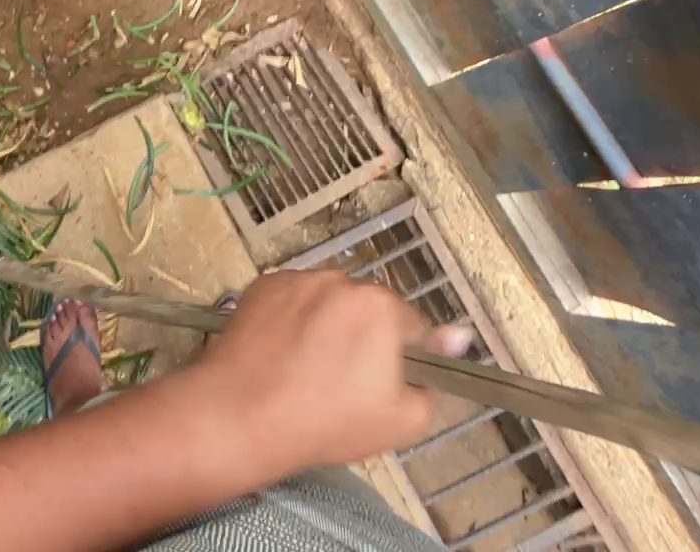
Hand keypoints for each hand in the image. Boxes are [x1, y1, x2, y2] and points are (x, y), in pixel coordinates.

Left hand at [187, 269, 474, 475]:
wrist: (243, 412)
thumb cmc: (328, 420)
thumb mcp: (403, 420)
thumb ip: (434, 379)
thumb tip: (457, 338)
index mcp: (380, 305)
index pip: (411, 325)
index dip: (404, 355)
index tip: (385, 379)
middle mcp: (338, 279)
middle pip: (365, 307)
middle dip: (363, 335)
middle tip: (344, 377)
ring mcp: (295, 278)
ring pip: (325, 300)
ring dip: (325, 322)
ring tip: (306, 364)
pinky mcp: (261, 284)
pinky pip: (290, 298)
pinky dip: (291, 317)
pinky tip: (280, 350)